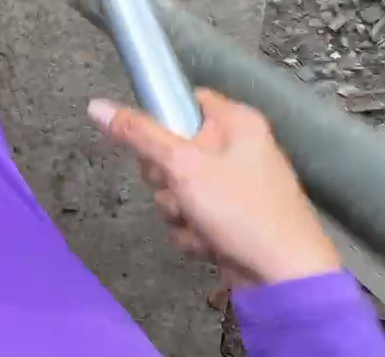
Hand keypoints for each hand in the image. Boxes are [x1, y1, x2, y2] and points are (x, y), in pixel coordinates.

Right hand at [89, 88, 339, 287]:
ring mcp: (237, 186)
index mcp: (237, 123)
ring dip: (175, 207)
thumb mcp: (181, 164)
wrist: (289, 284)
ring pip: (177, 184)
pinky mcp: (234, 218)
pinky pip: (192, 213)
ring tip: (196, 221)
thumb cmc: (242, 212)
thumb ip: (136, 133)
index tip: (151, 142)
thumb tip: (96, 105)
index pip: (182, 101)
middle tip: (176, 186)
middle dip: (164, 176)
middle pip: (172, 146)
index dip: (160, 120)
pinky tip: (207, 241)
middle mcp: (239, 149)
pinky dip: (192, 229)